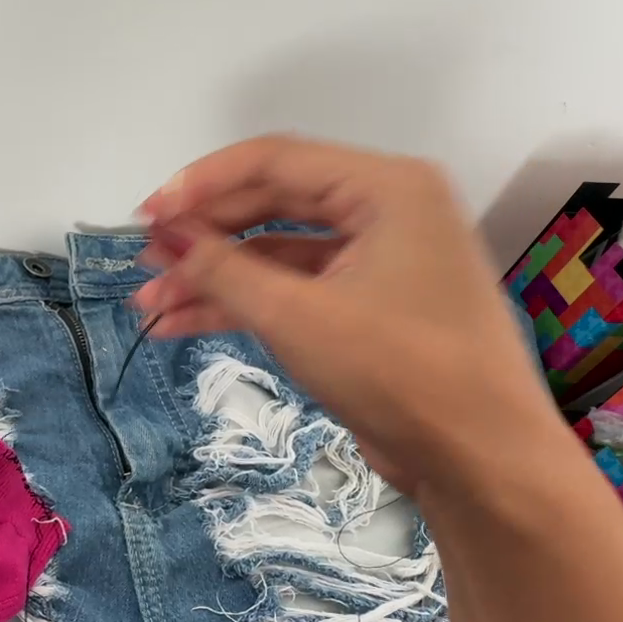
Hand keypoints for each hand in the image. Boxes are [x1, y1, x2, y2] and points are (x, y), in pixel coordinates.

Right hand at [133, 136, 568, 498]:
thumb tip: (163, 234)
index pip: (272, 161)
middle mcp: (382, 210)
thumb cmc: (397, 371)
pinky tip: (181, 324)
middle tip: (144, 264)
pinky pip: (286, 288)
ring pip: (270, 252)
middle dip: (200, 238)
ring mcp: (372, 259)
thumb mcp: (294, 314)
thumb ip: (220, 267)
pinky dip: (237, 304)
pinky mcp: (361, 304)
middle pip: (267, 205)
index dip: (198, 185)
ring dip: (210, 278)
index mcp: (384, 188)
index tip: (144, 217)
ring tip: (150, 305)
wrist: (478, 460)